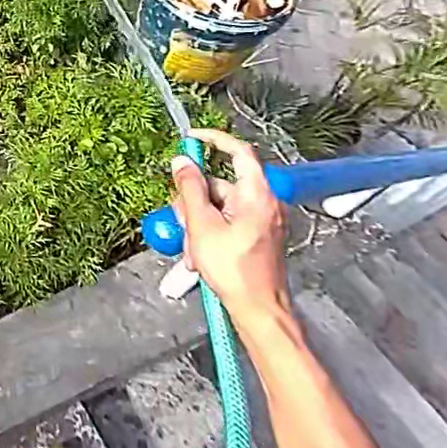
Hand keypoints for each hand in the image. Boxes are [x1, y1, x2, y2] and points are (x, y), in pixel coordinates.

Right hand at [170, 127, 293, 326]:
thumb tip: (182, 162)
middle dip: (195, 197)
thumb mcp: (201, 225)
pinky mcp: (257, 235)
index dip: (214, 139)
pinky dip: (210, 231)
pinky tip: (199, 252)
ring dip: (199, 220)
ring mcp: (262, 220)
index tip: (192, 138)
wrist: (259, 310)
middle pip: (222, 182)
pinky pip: (227, 220)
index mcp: (257, 195)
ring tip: (192, 245)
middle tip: (182, 216)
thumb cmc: (236, 272)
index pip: (238, 151)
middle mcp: (264, 203)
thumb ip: (190, 189)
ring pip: (220, 204)